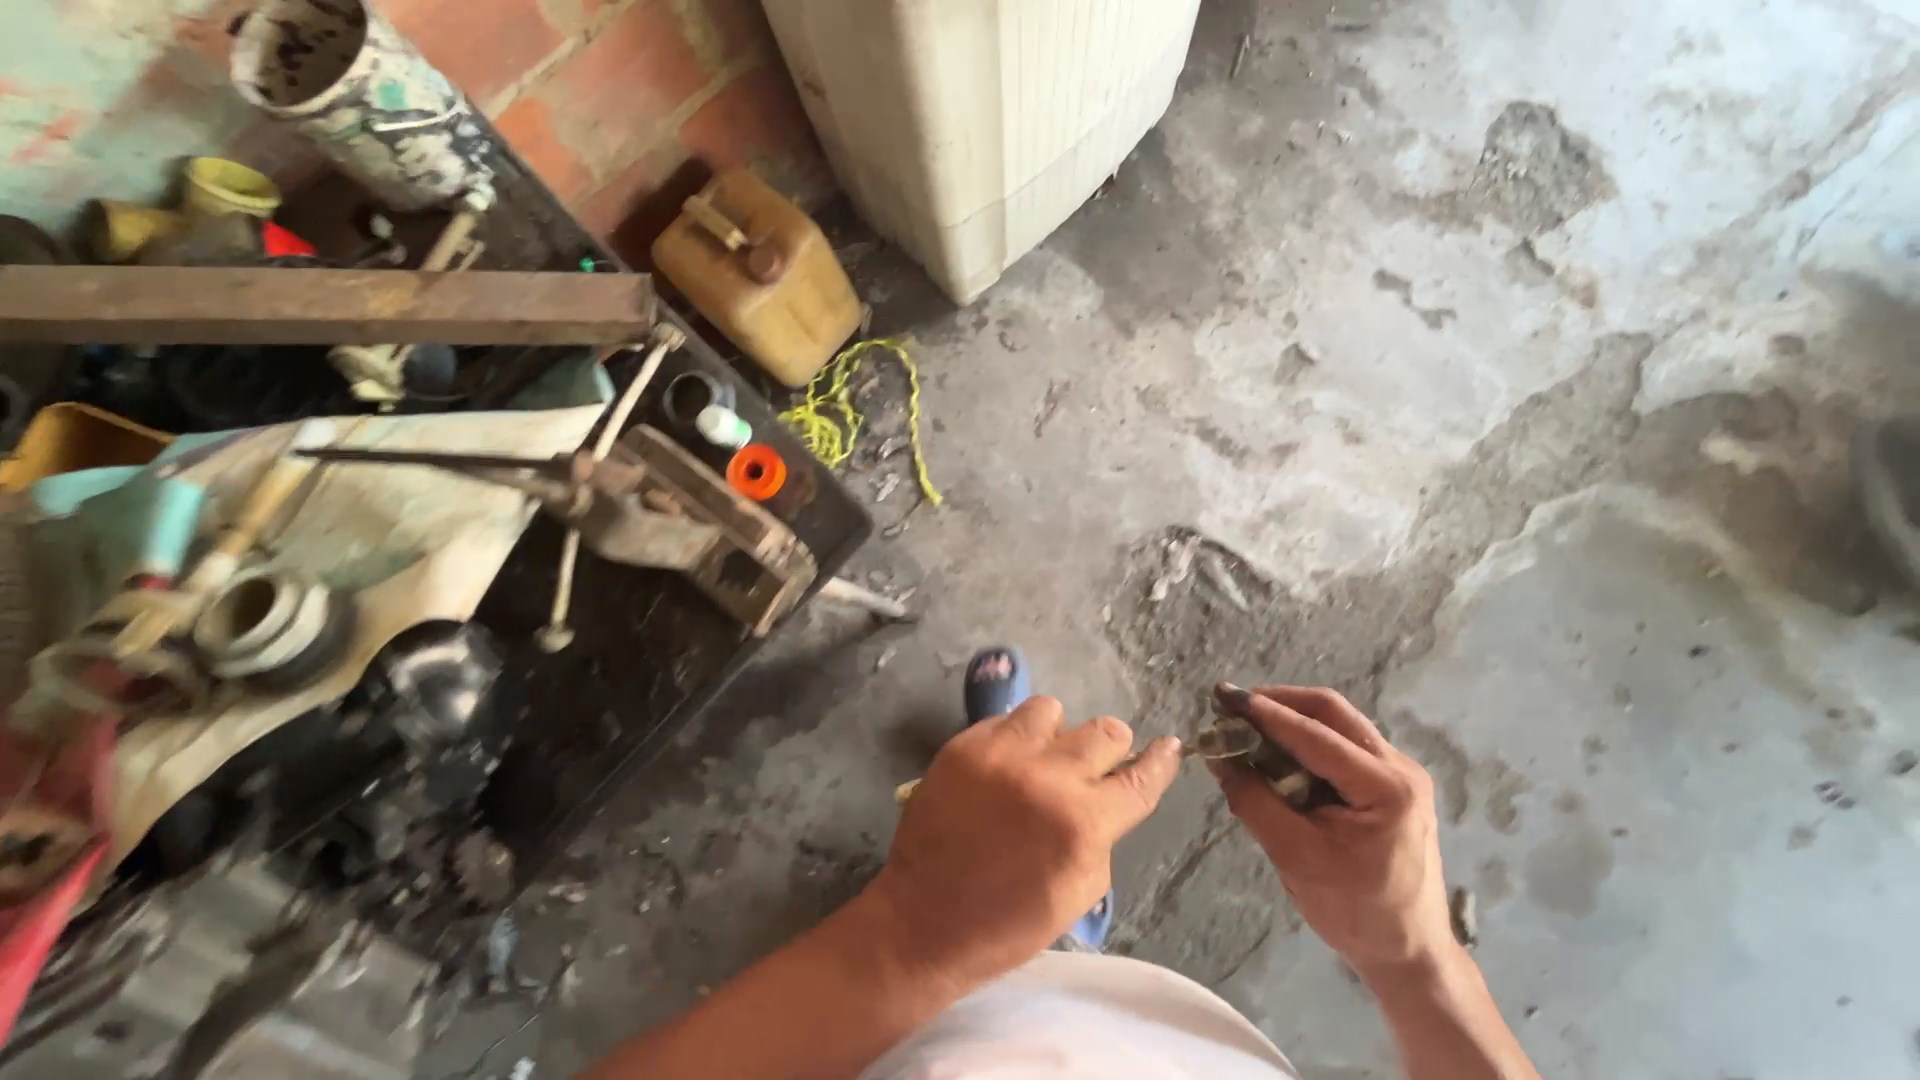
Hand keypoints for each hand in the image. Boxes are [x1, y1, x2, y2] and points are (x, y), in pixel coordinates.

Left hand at [865, 696, 1181, 984]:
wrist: (924, 919)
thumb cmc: (1008, 922)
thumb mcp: (1079, 892)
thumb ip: (1102, 835)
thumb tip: (1109, 797)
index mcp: (1083, 822)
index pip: (1140, 778)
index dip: (1162, 761)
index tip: (1171, 747)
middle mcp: (1048, 776)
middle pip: (1105, 731)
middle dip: (1108, 749)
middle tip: (1091, 769)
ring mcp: (1002, 754)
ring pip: (1052, 710)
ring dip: (1056, 734)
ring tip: (1040, 761)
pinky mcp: (964, 745)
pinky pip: (1005, 720)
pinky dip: (1013, 739)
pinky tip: (1002, 769)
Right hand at [1210, 685, 1455, 978]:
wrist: (1409, 953)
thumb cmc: (1354, 911)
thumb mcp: (1295, 857)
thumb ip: (1254, 801)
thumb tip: (1219, 757)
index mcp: (1386, 788)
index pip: (1315, 734)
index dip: (1265, 712)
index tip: (1223, 697)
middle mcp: (1400, 768)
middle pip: (1332, 712)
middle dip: (1278, 702)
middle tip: (1232, 705)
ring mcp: (1399, 774)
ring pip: (1338, 724)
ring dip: (1290, 718)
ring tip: (1246, 724)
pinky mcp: (1390, 784)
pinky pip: (1342, 745)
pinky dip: (1305, 739)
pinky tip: (1275, 751)